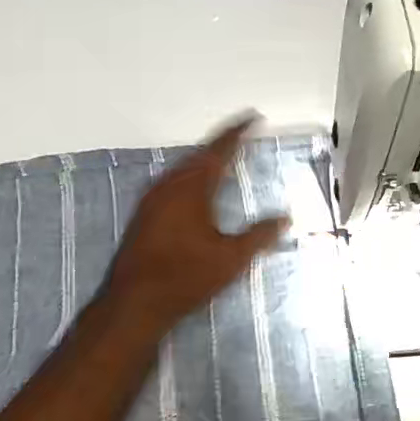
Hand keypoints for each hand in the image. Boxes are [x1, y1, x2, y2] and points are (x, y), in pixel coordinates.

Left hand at [103, 116, 286, 335]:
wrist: (135, 302)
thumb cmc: (186, 278)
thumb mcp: (230, 258)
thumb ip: (258, 235)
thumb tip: (284, 218)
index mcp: (192, 188)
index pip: (219, 150)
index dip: (237, 132)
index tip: (253, 117)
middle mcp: (168, 186)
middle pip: (197, 155)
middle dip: (220, 145)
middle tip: (240, 137)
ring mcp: (150, 200)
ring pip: (180, 169)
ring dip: (202, 161)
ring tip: (221, 160)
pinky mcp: (142, 216)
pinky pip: (169, 183)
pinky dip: (187, 177)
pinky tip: (192, 191)